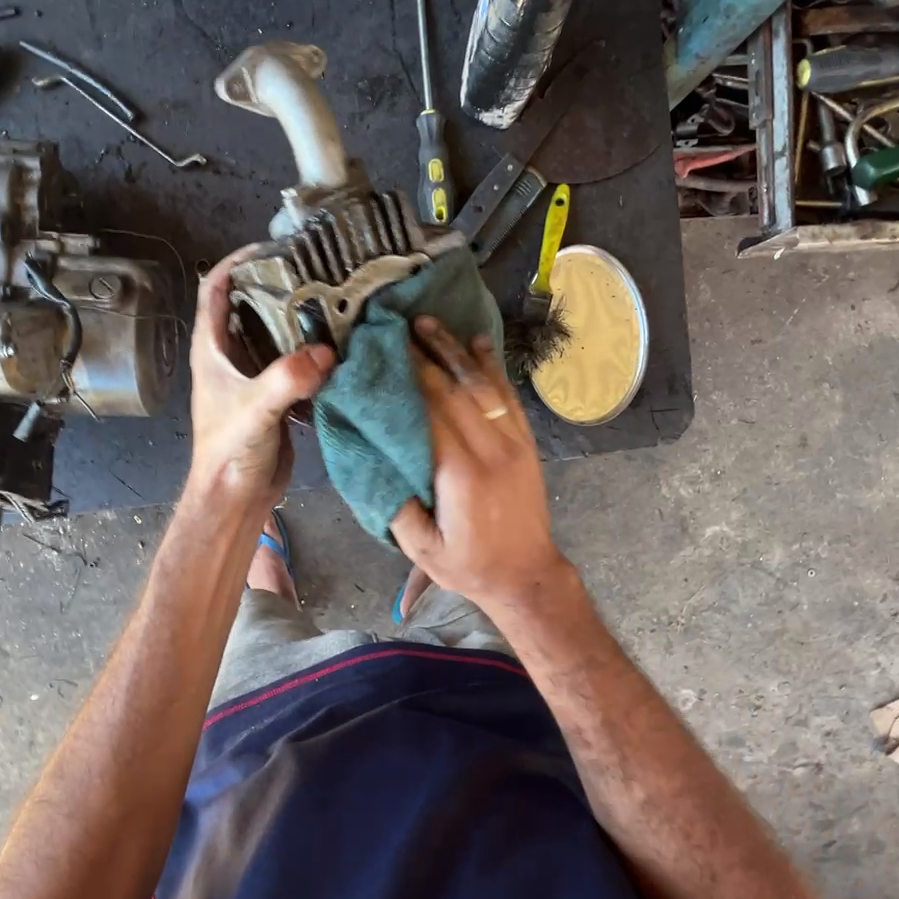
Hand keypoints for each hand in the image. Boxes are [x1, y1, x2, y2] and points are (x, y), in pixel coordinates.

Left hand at [186, 247, 335, 511]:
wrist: (237, 498)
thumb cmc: (230, 451)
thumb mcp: (254, 409)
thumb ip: (286, 379)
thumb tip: (327, 353)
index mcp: (212, 349)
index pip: (215, 288)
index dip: (237, 261)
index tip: (273, 247)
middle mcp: (231, 356)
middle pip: (252, 305)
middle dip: (280, 285)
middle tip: (318, 271)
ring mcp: (254, 376)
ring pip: (276, 334)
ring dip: (300, 319)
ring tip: (336, 300)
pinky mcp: (276, 396)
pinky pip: (295, 363)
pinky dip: (314, 352)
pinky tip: (341, 344)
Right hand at [390, 317, 573, 612]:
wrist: (526, 576)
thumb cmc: (469, 565)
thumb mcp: (422, 549)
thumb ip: (397, 505)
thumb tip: (372, 457)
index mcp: (460, 475)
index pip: (430, 412)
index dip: (406, 378)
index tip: (382, 353)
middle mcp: (491, 451)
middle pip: (454, 390)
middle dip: (424, 354)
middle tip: (396, 326)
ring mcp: (514, 444)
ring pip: (482, 385)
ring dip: (454, 350)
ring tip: (429, 322)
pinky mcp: (526, 444)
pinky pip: (508, 397)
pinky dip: (492, 367)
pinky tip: (477, 343)